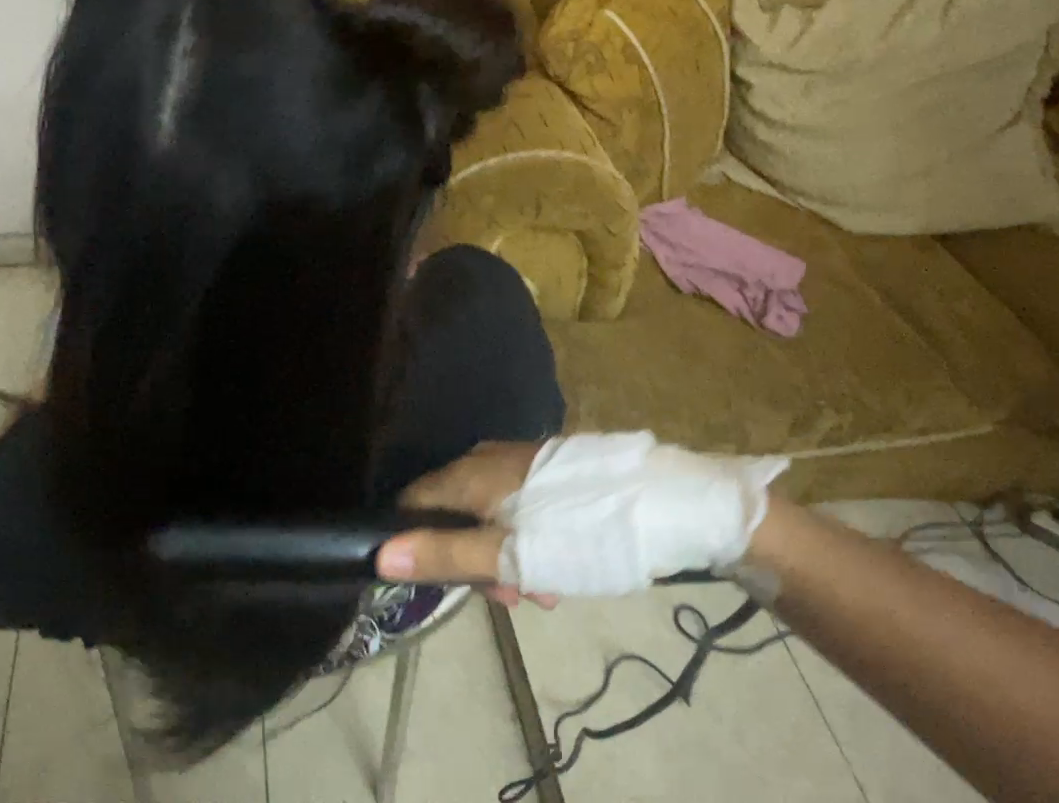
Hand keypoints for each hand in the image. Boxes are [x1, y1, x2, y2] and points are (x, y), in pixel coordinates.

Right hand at [376, 432, 787, 600]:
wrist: (680, 509)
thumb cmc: (588, 535)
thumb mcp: (513, 556)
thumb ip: (445, 555)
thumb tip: (378, 556)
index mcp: (469, 474)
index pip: (411, 503)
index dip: (417, 544)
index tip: (445, 584)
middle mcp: (488, 459)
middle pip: (453, 511)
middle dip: (471, 559)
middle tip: (508, 599)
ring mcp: (525, 462)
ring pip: (492, 513)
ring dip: (505, 556)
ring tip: (544, 593)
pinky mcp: (557, 471)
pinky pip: (524, 506)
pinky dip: (530, 539)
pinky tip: (563, 567)